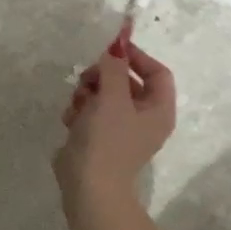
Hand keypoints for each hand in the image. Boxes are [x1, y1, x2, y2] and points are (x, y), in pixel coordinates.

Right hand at [56, 25, 176, 192]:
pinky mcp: (100, 138)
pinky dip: (80, 111)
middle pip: (127, 81)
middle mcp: (145, 118)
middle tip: (86, 77)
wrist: (88, 186)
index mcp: (159, 110)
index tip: (110, 48)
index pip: (157, 72)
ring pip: (105, 95)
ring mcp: (122, 129)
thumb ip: (114, 67)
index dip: (136, 56)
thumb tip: (117, 43)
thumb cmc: (107, 139)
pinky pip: (91, 112)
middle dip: (104, 75)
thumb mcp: (111, 97)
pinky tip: (71, 120)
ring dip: (87, 93)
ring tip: (76, 103)